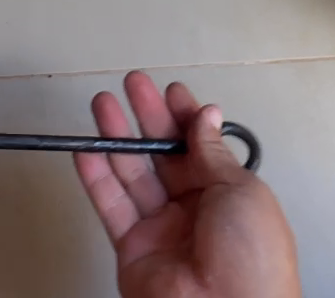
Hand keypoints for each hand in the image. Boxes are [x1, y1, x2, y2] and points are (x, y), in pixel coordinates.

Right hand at [74, 73, 299, 297]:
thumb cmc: (249, 253)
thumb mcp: (241, 192)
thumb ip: (212, 151)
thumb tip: (206, 112)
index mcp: (227, 196)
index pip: (201, 146)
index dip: (185, 116)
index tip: (169, 89)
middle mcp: (193, 209)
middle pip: (164, 154)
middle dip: (148, 116)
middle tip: (131, 82)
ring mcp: (160, 229)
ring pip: (133, 173)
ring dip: (116, 137)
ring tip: (101, 102)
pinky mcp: (132, 250)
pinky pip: (112, 207)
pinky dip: (96, 178)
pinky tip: (85, 149)